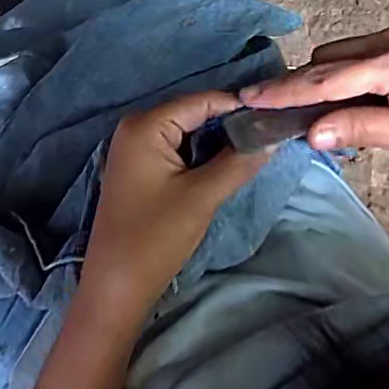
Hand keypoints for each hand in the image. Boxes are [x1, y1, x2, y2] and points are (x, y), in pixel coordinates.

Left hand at [81, 92, 269, 310]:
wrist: (115, 288)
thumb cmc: (155, 238)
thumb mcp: (202, 197)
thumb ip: (239, 162)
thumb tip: (273, 136)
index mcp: (145, 125)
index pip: (202, 100)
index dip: (238, 106)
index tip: (272, 116)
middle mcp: (135, 126)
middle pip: (193, 111)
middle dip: (228, 121)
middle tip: (267, 132)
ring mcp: (133, 146)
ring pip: (186, 129)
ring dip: (216, 137)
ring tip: (252, 145)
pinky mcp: (138, 165)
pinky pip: (176, 144)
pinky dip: (200, 150)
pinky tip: (223, 160)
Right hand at [240, 27, 388, 161]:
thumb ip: (361, 128)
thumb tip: (310, 133)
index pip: (326, 79)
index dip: (285, 91)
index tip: (248, 96)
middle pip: (327, 61)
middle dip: (302, 87)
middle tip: (280, 118)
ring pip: (340, 56)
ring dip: (325, 82)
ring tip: (322, 118)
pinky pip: (359, 55)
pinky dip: (345, 76)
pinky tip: (351, 101)